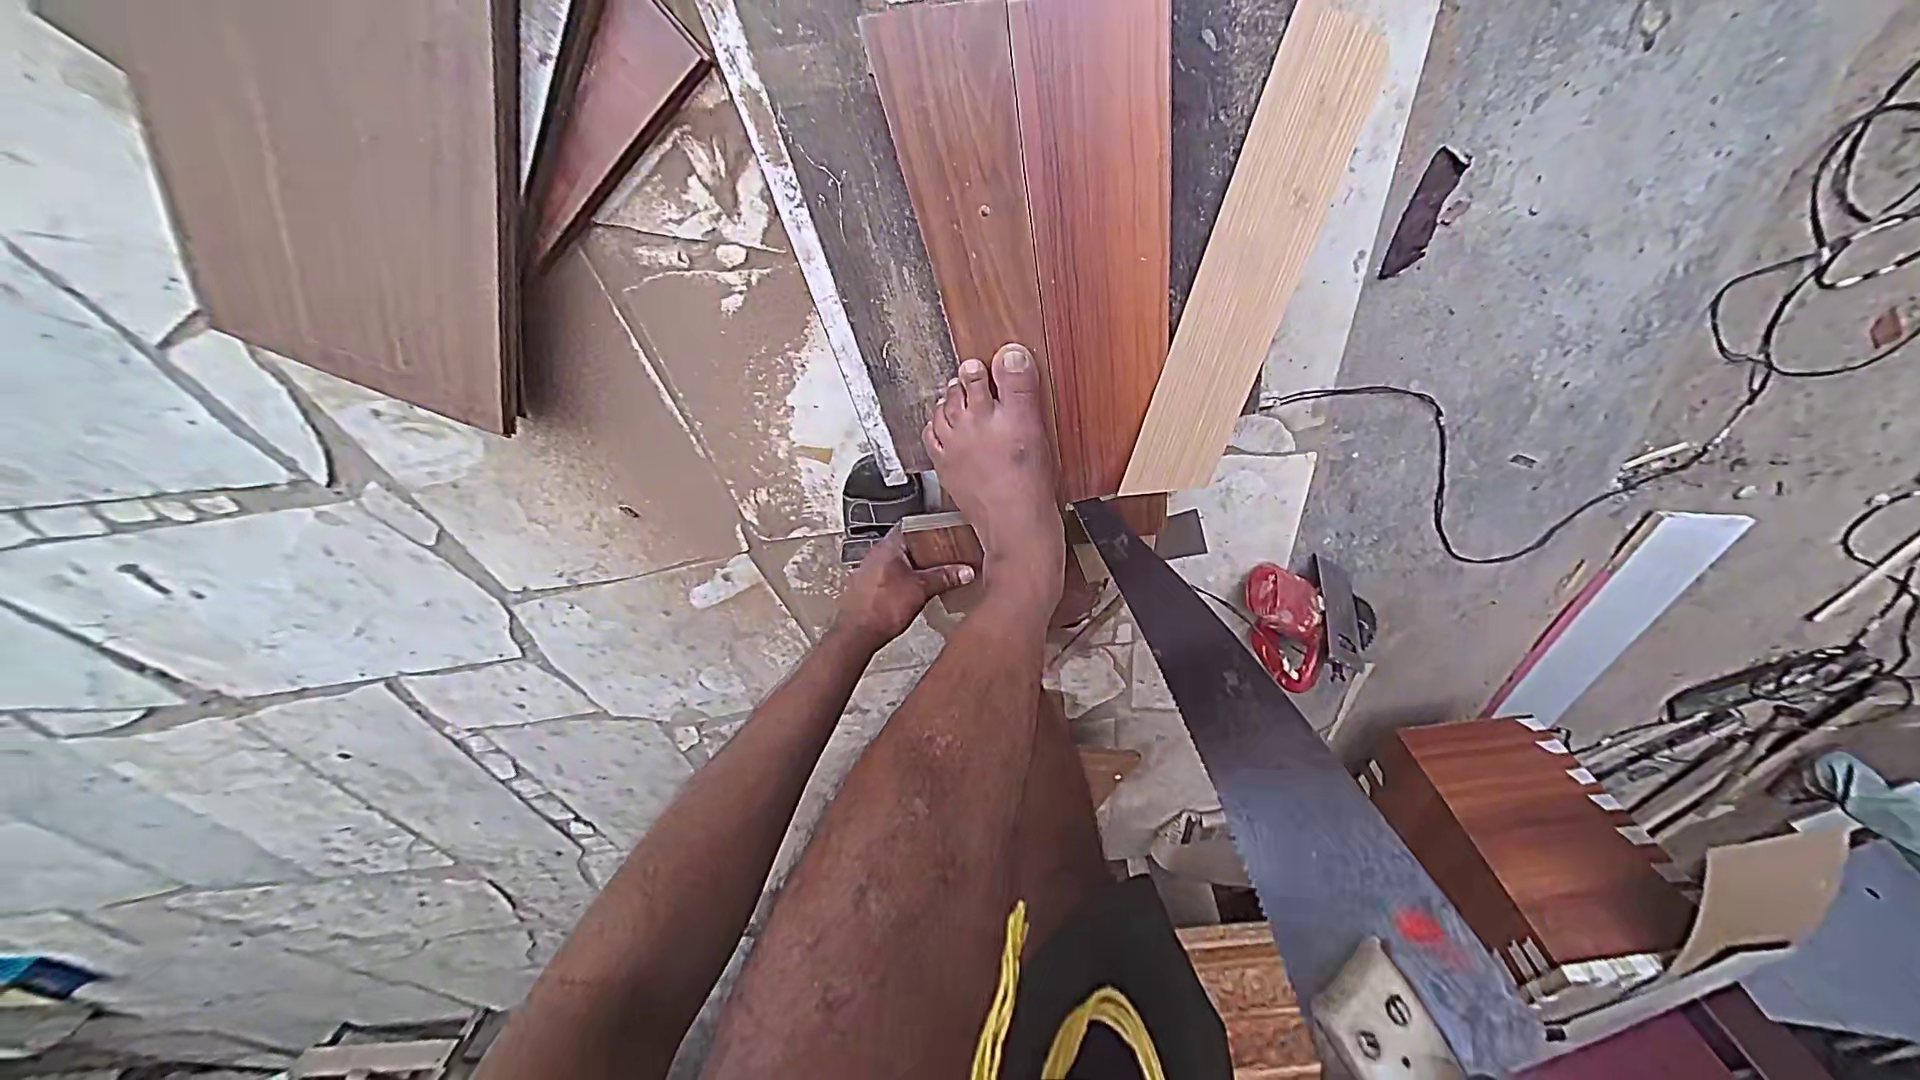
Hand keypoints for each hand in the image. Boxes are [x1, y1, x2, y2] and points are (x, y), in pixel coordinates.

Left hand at [830, 527, 974, 651]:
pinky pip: (890, 574)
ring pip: (898, 560)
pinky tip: (915, 589)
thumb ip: (944, 577)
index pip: (911, 526)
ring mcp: (870, 570)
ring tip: (934, 572)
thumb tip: (964, 571)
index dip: (930, 527)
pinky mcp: (868, 586)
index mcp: (888, 547)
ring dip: (915, 565)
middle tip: (945, 554)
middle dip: (926, 549)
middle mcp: (876, 554)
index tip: (945, 531)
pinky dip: (905, 577)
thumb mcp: (921, 590)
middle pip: (906, 543)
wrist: (857, 634)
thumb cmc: (880, 610)